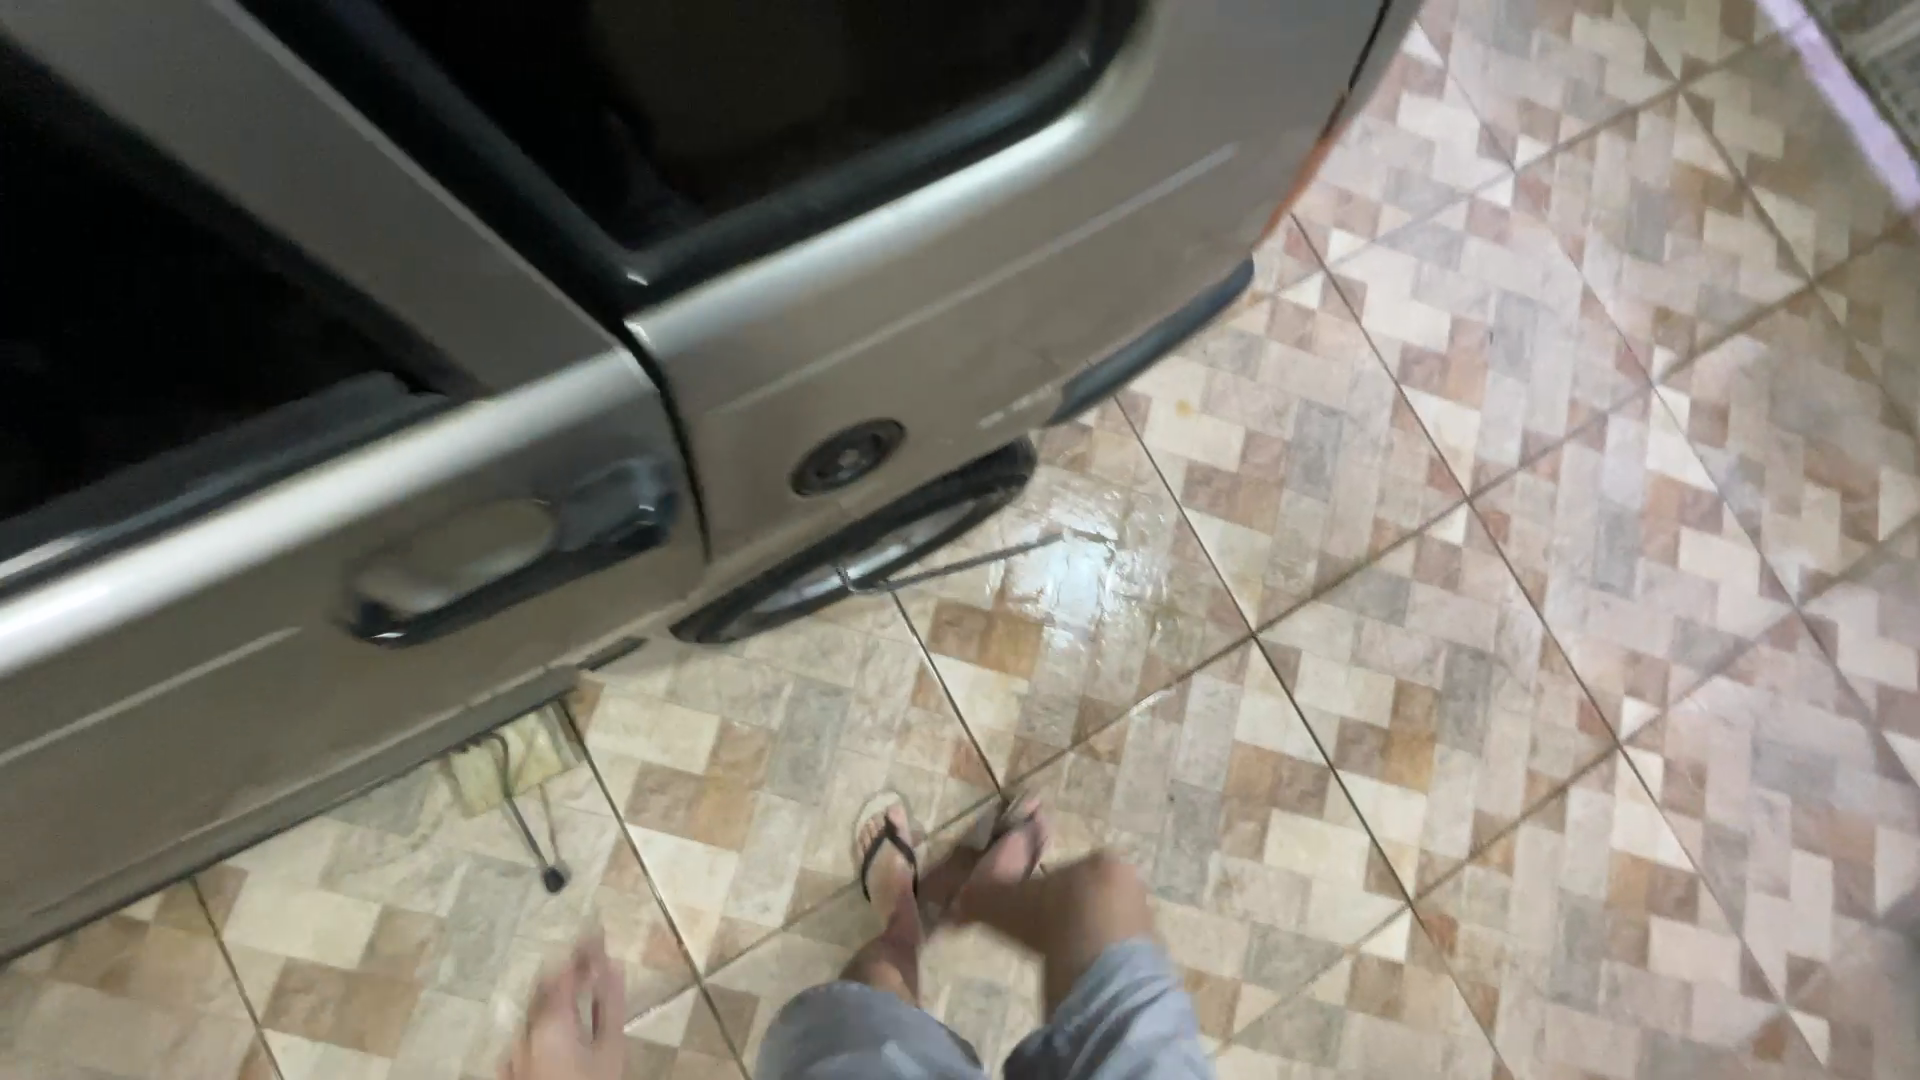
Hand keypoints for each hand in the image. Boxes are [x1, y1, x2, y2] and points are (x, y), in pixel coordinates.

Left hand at [500, 933, 627, 1079]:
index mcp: (549, 1022)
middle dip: (568, 966)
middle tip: (593, 951)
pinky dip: (548, 1016)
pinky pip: (529, 1032)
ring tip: (582, 979)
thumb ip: (610, 1003)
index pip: (562, 969)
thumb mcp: (611, 1048)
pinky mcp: (511, 1073)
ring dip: (558, 991)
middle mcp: (524, 1033)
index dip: (581, 946)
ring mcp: (513, 1056)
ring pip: (535, 1010)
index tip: (598, 929)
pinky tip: (562, 1020)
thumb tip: (613, 965)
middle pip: (544, 987)